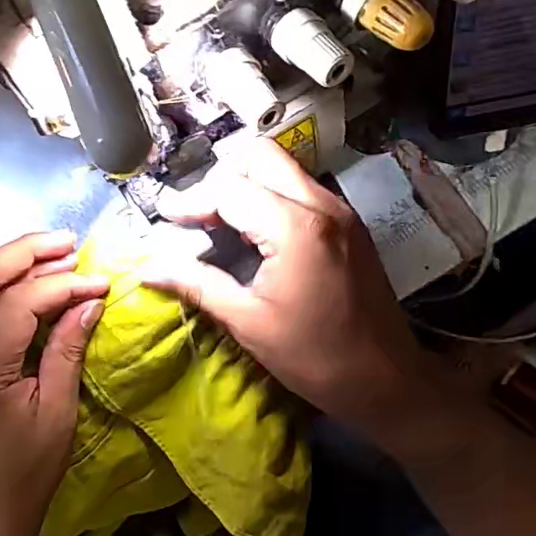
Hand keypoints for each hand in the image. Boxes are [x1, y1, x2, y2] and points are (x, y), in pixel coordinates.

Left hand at [0, 231, 109, 535]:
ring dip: (9, 266)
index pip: (20, 301)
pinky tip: (29, 290)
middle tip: (69, 243)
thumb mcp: (58, 410)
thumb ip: (68, 347)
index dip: (63, 284)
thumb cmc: (26, 473)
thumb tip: (90, 299)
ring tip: (55, 257)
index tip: (101, 282)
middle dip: (25, 252)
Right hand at [145, 138, 458, 461]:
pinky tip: (257, 233)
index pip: (231, 190)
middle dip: (223, 177)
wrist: (388, 379)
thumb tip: (148, 269)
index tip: (170, 220)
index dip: (193, 201)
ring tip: (223, 222)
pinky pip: (302, 189)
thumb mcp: (249, 323)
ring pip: (284, 168)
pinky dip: (272, 197)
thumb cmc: (316, 357)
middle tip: (200, 214)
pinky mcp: (350, 224)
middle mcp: (323, 205)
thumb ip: (197, 285)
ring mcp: (341, 211)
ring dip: (249, 184)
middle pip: (261, 157)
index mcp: (296, 227)